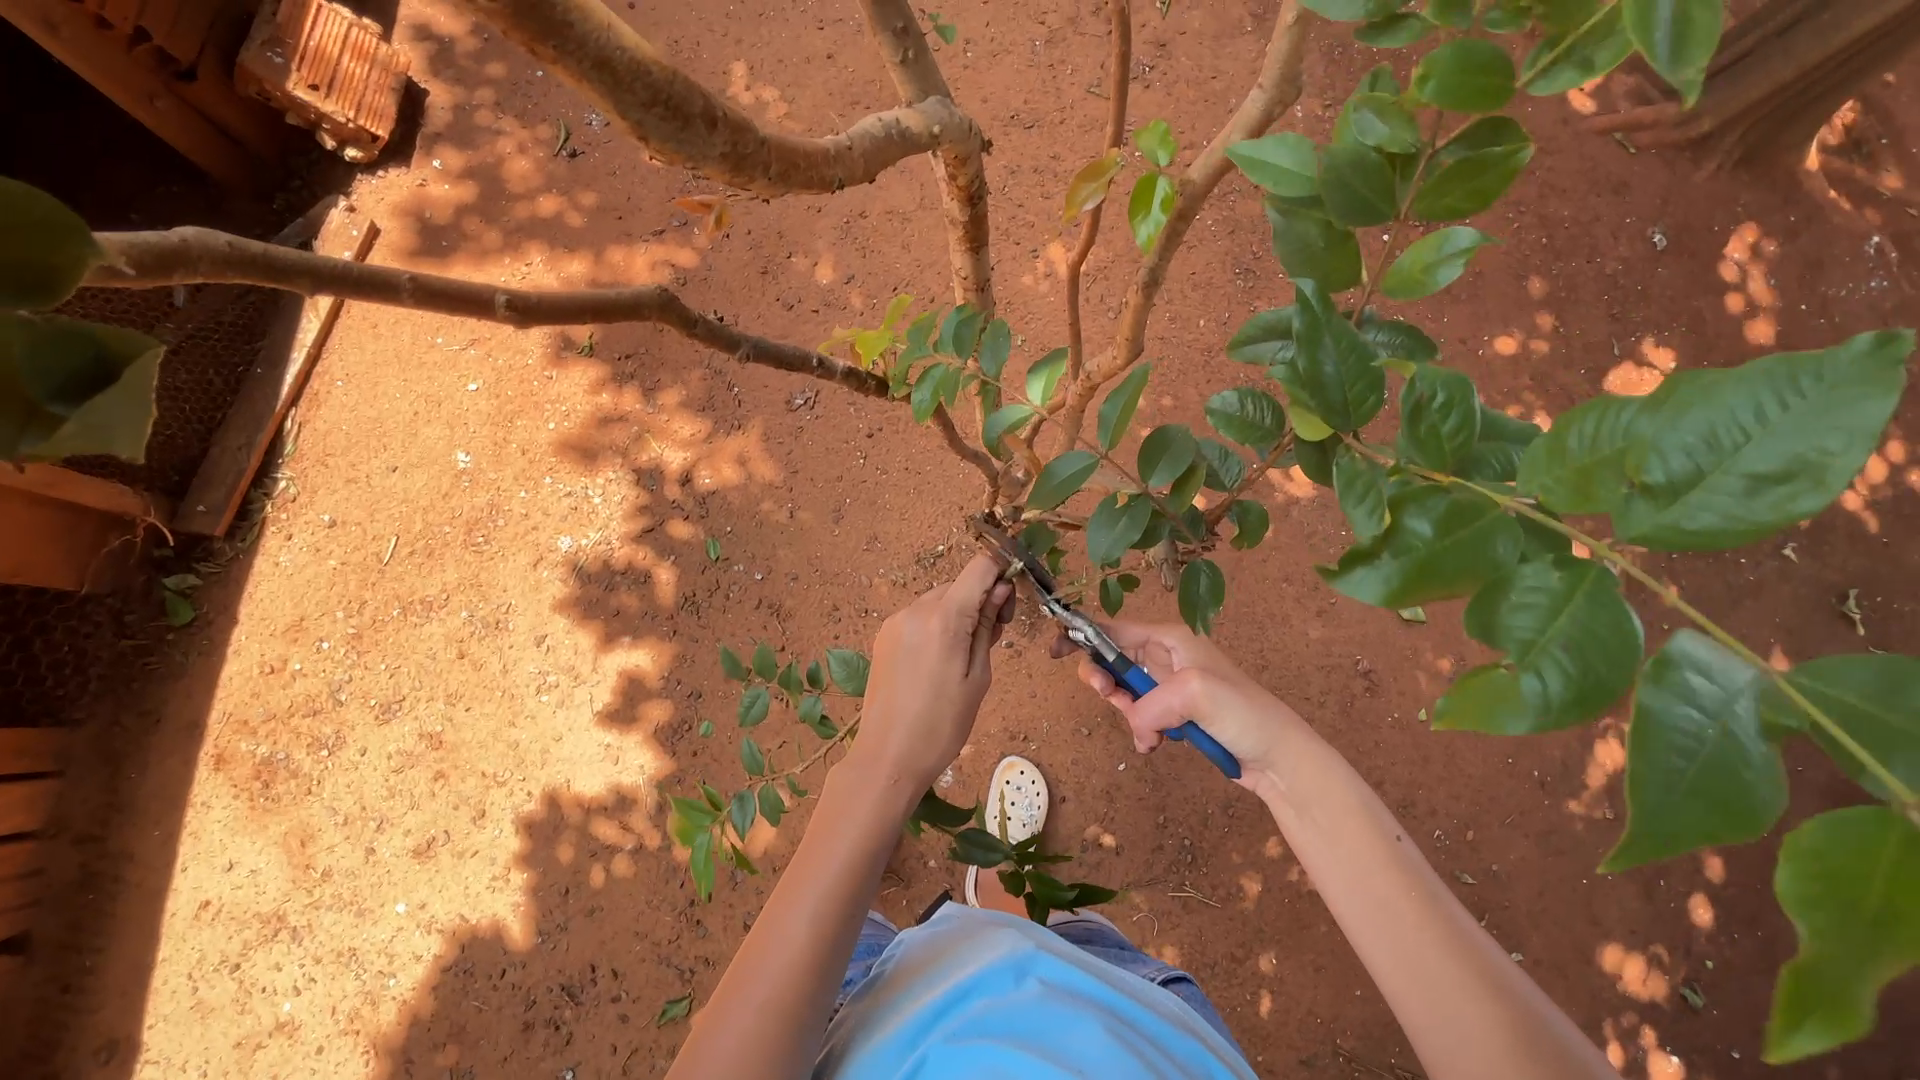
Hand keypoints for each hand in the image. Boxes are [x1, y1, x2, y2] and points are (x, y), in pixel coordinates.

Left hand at [850, 553, 1014, 791]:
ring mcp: (895, 622)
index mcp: (944, 618)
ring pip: (938, 601)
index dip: (1002, 574)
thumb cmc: (943, 725)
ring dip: (957, 614)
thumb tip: (1001, 590)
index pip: (980, 567)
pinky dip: (936, 626)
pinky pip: (919, 617)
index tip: (1010, 603)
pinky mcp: (883, 636)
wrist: (888, 757)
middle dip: (981, 601)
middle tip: (992, 640)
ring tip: (964, 657)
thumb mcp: (978, 676)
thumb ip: (987, 627)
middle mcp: (915, 609)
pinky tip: (939, 661)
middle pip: (959, 585)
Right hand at [1052, 619, 1306, 784]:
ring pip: (1124, 693)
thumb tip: (1134, 722)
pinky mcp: (1175, 714)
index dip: (1082, 634)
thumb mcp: (1194, 694)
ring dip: (1127, 713)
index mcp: (1171, 639)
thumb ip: (1148, 702)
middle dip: (1104, 680)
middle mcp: (1167, 657)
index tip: (1055, 649)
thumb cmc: (1243, 713)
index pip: (1114, 629)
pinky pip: (1140, 717)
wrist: (1278, 756)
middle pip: (1112, 660)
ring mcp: (1170, 686)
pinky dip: (1141, 731)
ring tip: (1147, 733)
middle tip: (1106, 696)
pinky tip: (1154, 744)